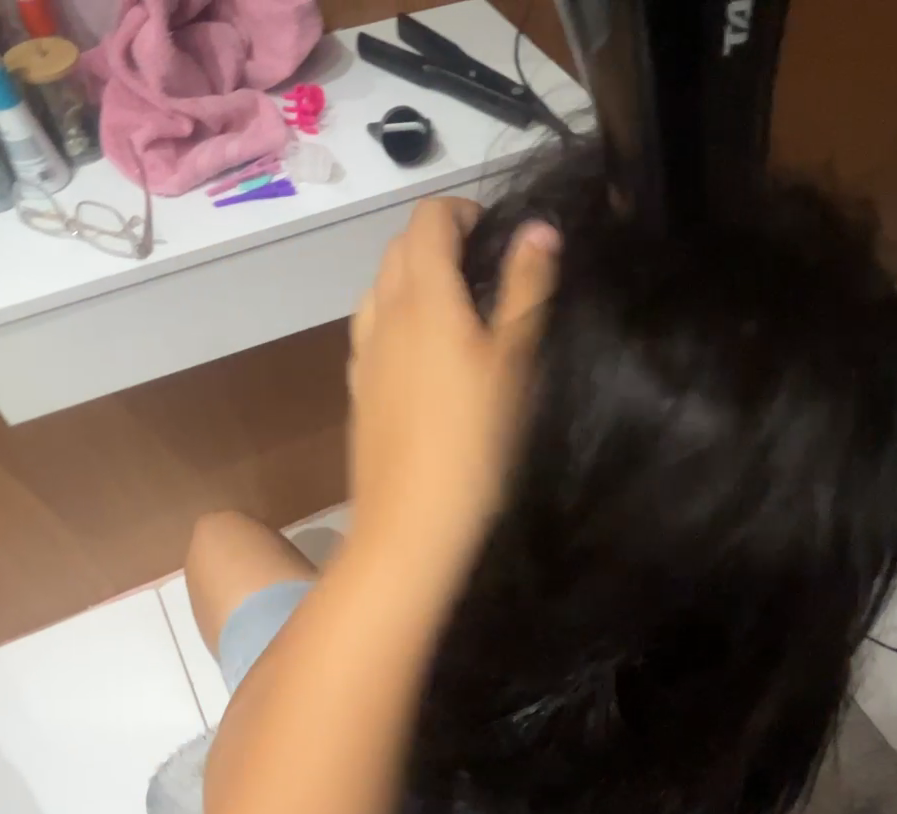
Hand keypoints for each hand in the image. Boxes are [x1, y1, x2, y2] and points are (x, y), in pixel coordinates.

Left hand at [346, 197, 559, 560]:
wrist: (411, 520)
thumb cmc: (474, 441)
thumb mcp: (513, 361)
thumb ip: (525, 287)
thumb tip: (538, 228)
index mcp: (423, 295)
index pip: (428, 217)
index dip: (463, 211)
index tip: (498, 236)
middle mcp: (383, 312)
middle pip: (400, 247)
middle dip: (439, 240)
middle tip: (485, 272)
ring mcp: (364, 351)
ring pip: (380, 287)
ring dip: (413, 278)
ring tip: (455, 311)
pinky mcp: (357, 386)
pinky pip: (371, 328)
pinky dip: (395, 317)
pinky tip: (422, 354)